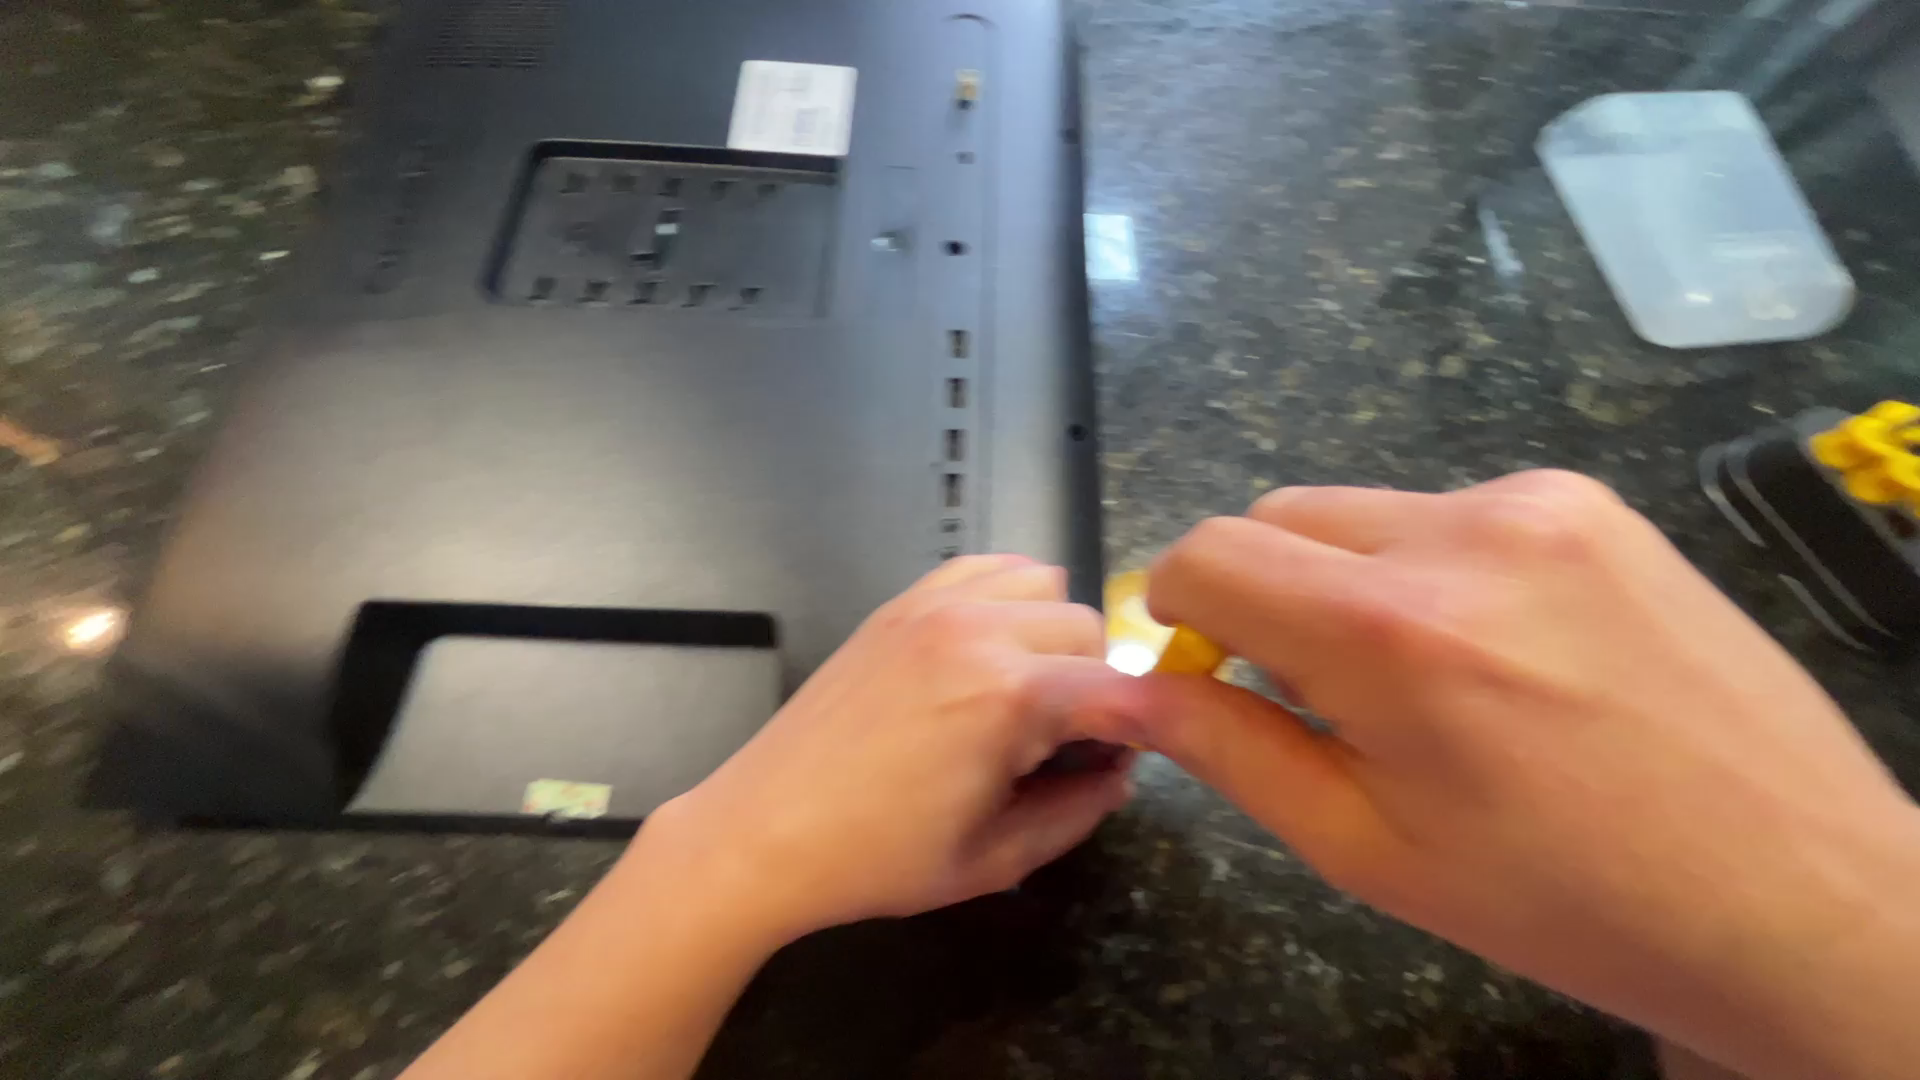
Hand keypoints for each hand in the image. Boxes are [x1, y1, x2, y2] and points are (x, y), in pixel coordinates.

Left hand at [634, 555, 1135, 944]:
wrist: (765, 828)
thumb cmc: (880, 858)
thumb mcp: (996, 857)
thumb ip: (1079, 810)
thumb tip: (1121, 771)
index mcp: (1009, 696)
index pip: (1121, 690)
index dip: (1141, 727)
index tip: (1127, 757)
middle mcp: (979, 629)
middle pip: (1089, 629)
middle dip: (1094, 684)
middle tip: (1057, 740)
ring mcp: (935, 604)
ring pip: (1046, 585)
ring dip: (1053, 634)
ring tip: (1021, 687)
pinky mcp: (902, 600)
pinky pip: (985, 567)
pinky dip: (1008, 595)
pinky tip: (987, 644)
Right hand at [1113, 470, 1919, 1079]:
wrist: (1816, 904)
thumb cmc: (1555, 896)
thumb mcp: (1358, 843)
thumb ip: (1224, 747)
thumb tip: (1130, 690)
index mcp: (1391, 632)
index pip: (1208, 553)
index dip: (1176, 599)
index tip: (1201, 655)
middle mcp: (1460, 535)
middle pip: (1269, 517)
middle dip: (1252, 588)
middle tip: (1302, 677)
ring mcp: (1535, 503)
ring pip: (1346, 510)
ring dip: (1331, 575)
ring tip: (1400, 665)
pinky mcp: (1583, 500)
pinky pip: (1431, 511)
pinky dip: (1409, 563)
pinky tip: (1477, 638)